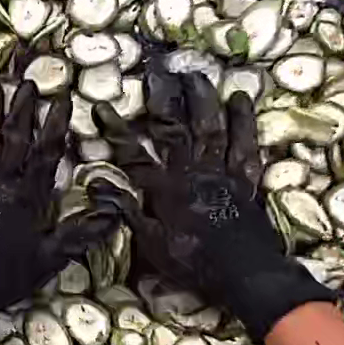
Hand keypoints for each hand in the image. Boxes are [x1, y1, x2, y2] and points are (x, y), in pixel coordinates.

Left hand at [0, 84, 116, 344]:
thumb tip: (114, 215)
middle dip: (24, 110)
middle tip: (29, 83)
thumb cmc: (5, 276)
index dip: (56, 125)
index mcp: (28, 197)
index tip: (63, 99)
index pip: (47, 153)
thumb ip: (79, 235)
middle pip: (15, 139)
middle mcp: (1, 183)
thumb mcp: (48, 261)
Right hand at [94, 64, 332, 342]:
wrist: (246, 273)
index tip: (102, 107)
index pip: (133, 153)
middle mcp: (192, 172)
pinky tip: (241, 101)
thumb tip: (97, 184)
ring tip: (198, 76)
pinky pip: (246, 145)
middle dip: (166, 98)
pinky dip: (244, 123)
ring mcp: (222, 172)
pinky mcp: (246, 179)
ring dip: (204, 100)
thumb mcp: (150, 242)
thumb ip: (126, 209)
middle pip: (177, 129)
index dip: (116, 130)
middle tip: (159, 71)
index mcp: (165, 188)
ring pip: (212, 128)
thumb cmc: (192, 261)